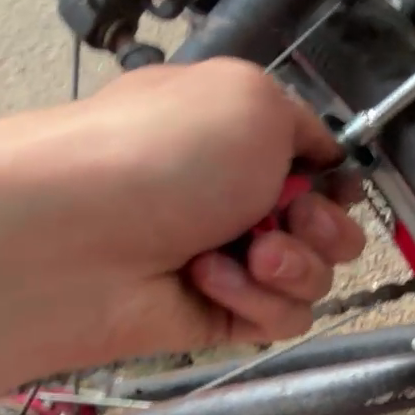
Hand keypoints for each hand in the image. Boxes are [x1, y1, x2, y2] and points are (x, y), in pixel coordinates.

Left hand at [0, 59, 367, 367]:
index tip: (324, 185)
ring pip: (318, 279)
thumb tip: (327, 161)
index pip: (321, 175)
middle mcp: (237, 203)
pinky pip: (288, 318)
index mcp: (237, 147)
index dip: (336, 185)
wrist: (77, 240)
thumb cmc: (162, 155)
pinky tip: (209, 283)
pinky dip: (260, 301)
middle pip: (333, 233)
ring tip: (242, 256)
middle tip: (289, 220)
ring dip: (293, 268)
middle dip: (326, 230)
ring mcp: (234, 262)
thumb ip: (306, 121)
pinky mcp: (229, 315)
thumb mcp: (248, 96)